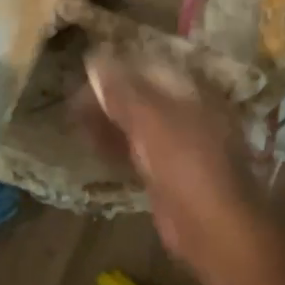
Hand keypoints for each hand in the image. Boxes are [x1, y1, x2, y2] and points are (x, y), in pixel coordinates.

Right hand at [82, 45, 259, 264]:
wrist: (210, 227)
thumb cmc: (184, 163)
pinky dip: (114, 142)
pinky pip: (136, 148)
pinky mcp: (168, 172)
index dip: (118, 66)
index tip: (87, 70)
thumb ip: (121, 89)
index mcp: (194, 94)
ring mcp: (180, 144)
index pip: (151, 67)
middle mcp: (190, 114)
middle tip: (74, 99)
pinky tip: (91, 143)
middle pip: (142, 95)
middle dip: (107, 95)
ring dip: (107, 119)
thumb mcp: (149, 119)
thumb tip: (94, 57)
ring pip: (136, 122)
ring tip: (75, 118)